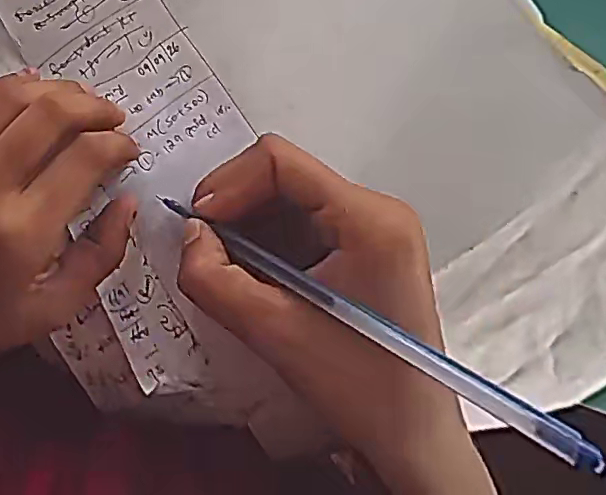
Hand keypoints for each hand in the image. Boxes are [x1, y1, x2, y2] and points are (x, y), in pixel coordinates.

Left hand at [0, 75, 139, 396]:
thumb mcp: (55, 307)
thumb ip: (102, 254)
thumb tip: (128, 198)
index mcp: (20, 233)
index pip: (83, 159)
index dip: (115, 143)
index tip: (128, 146)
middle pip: (50, 115)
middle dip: (92, 106)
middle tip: (111, 114)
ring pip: (11, 97)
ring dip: (54, 89)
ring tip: (77, 98)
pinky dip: (9, 89)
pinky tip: (31, 91)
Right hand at [177, 135, 494, 494]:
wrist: (415, 444)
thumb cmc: (366, 393)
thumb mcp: (275, 334)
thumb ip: (215, 279)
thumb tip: (190, 235)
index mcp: (370, 221)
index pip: (281, 162)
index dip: (230, 182)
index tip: (201, 217)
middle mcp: (376, 210)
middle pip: (282, 173)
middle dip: (235, 203)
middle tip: (205, 240)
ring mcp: (372, 225)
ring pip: (285, 194)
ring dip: (246, 221)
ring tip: (228, 262)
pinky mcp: (361, 242)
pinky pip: (298, 217)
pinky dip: (264, 235)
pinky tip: (253, 271)